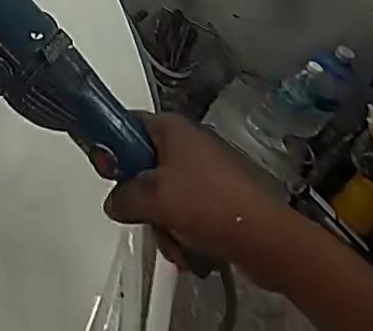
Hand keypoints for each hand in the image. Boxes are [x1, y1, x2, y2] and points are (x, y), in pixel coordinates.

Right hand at [104, 113, 305, 282]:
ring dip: (165, 224)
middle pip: (145, 167)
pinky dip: (184, 232)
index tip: (108, 172)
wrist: (263, 239)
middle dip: (144, 201)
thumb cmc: (208, 204)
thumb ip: (124, 196)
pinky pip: (185, 212)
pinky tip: (192, 249)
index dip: (114, 146)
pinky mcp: (216, 197)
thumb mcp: (154, 198)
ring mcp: (203, 170)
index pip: (129, 123)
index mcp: (171, 127)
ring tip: (177, 241)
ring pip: (164, 196)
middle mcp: (186, 143)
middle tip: (149, 215)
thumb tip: (114, 202)